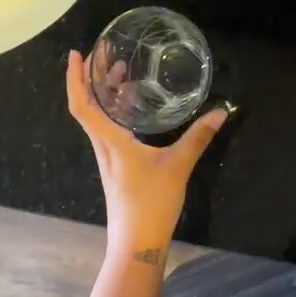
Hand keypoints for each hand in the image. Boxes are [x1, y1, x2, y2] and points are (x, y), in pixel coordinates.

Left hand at [65, 49, 228, 262]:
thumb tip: (220, 112)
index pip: (82, 104)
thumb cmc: (150, 204)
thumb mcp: (178, 166)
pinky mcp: (118, 166)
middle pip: (87, 104)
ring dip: (103, 91)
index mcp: (109, 140)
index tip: (76, 53)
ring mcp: (109, 156)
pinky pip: (109, 128)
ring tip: (120, 69)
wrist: (136, 245)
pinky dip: (116, 109)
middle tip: (104, 51)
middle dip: (91, 76)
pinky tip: (134, 106)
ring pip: (98, 116)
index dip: (75, 78)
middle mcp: (103, 145)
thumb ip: (198, 138)